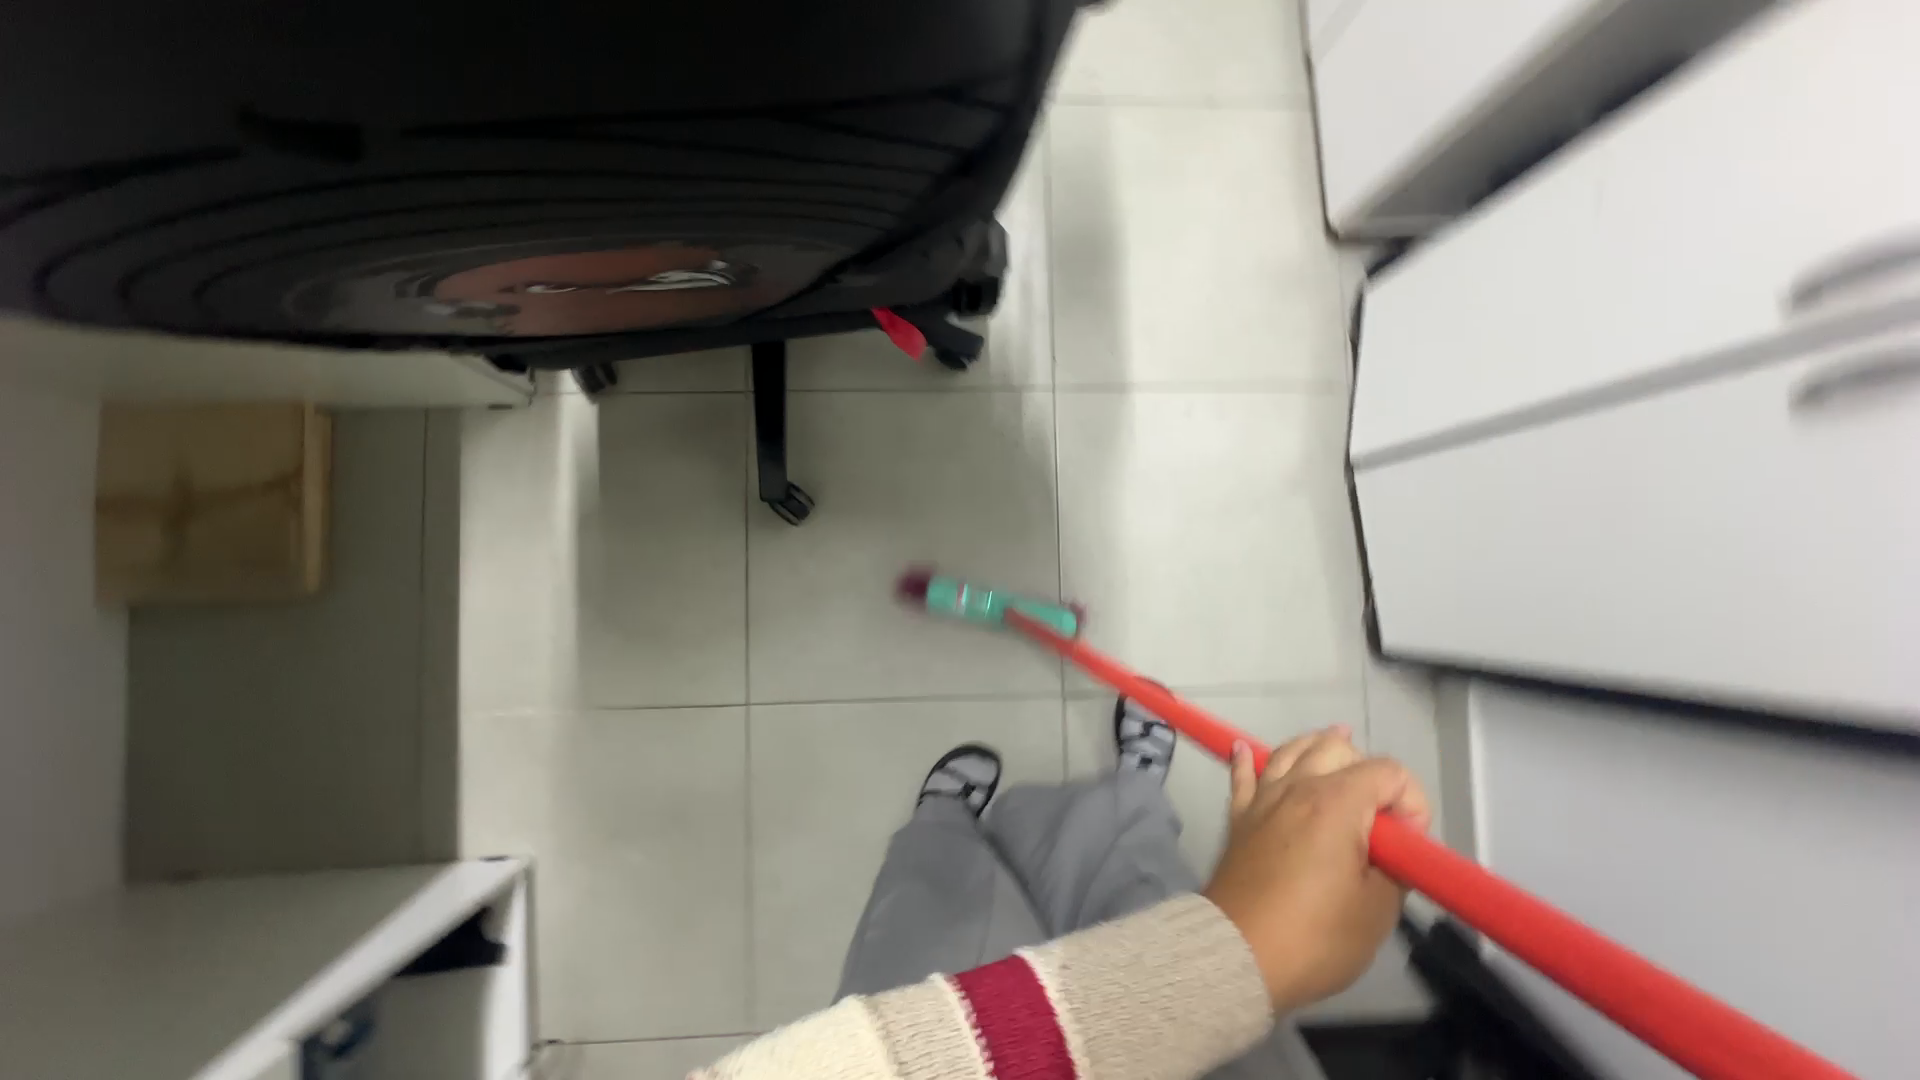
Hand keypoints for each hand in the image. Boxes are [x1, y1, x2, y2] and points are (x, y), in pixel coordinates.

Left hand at [1201, 726, 1431, 1012]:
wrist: (1239, 949)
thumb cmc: (1315, 935)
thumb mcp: (1377, 910)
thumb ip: (1392, 868)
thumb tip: (1388, 850)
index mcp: (1336, 803)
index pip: (1387, 771)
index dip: (1411, 800)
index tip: (1409, 842)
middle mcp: (1297, 788)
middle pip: (1334, 748)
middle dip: (1366, 767)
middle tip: (1379, 812)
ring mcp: (1263, 798)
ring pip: (1290, 752)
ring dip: (1315, 746)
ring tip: (1334, 744)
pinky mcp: (1239, 816)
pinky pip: (1243, 775)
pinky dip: (1248, 760)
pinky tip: (1245, 749)